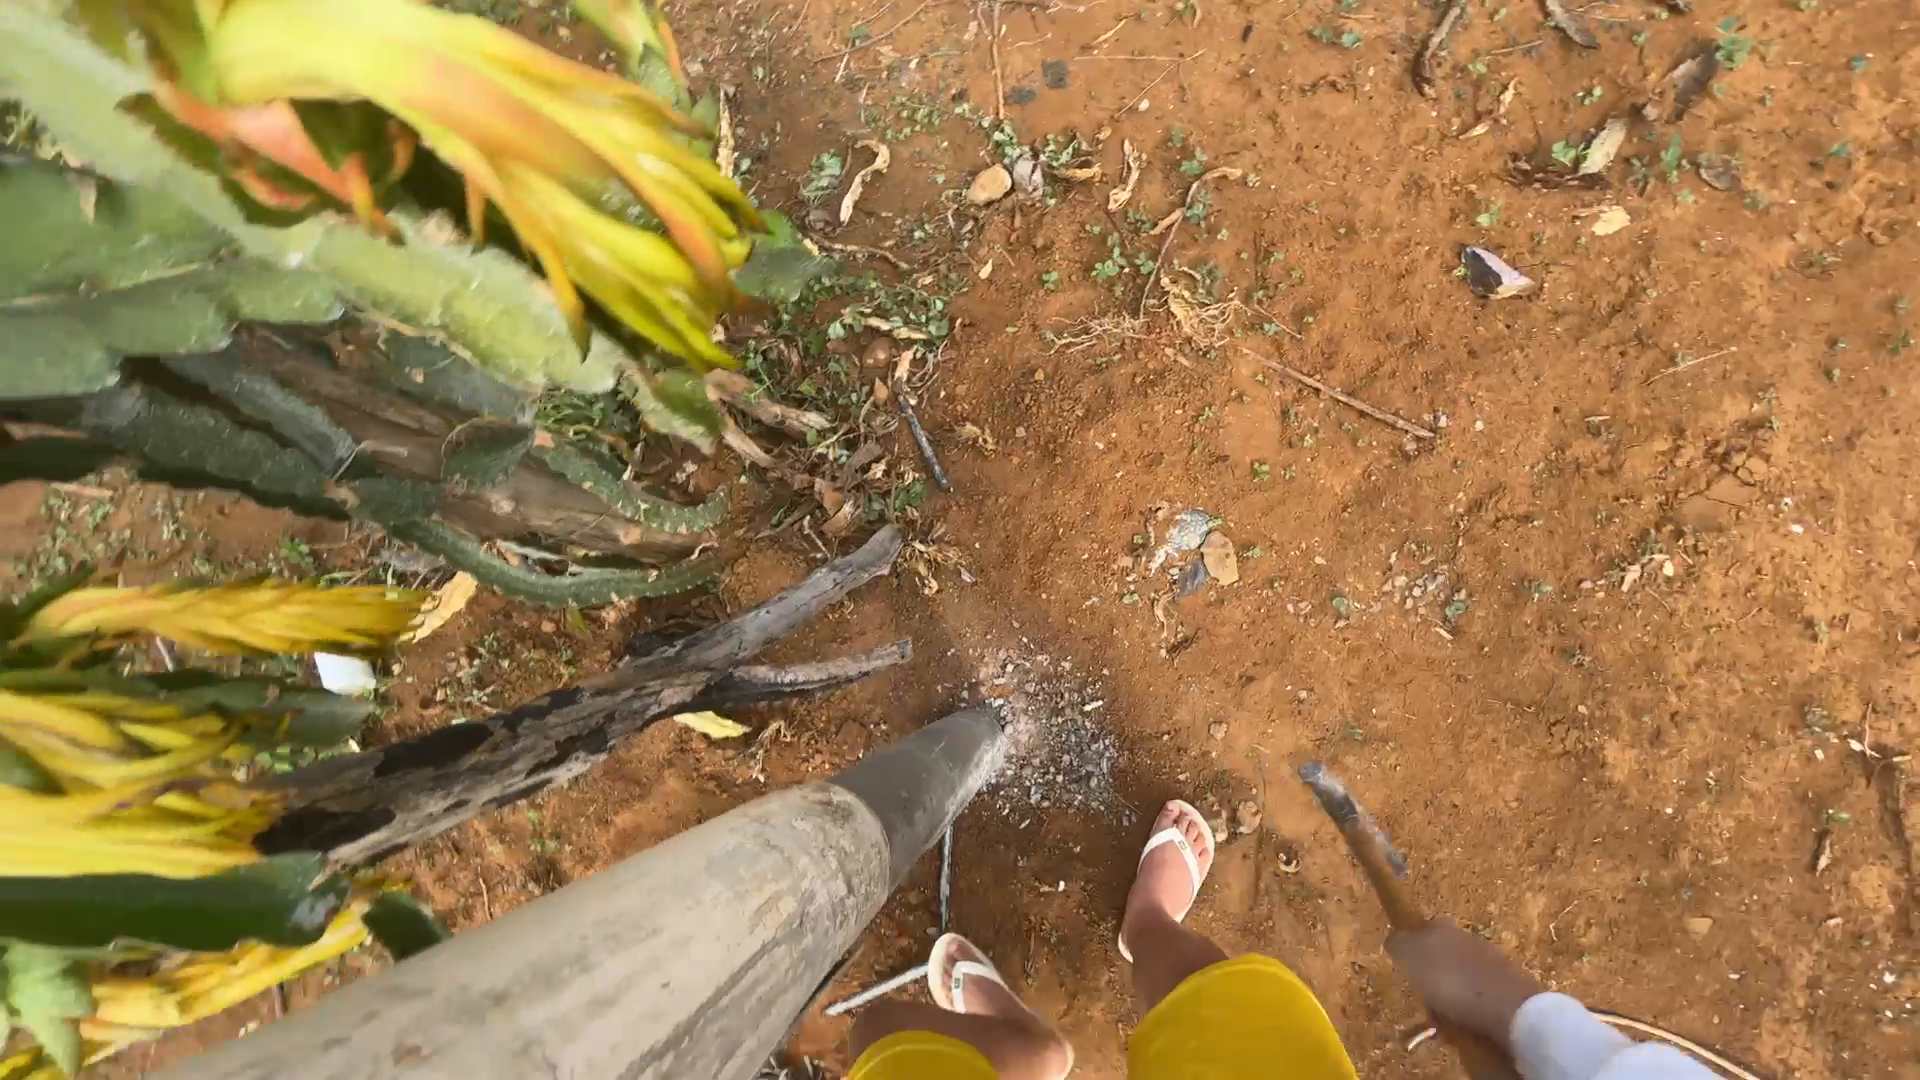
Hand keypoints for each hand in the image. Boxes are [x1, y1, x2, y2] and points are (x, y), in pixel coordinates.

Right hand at [1386, 922, 1544, 1048]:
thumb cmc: (1452, 981)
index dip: (1410, 948)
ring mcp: (1492, 959)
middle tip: (1425, 994)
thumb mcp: (1410, 958)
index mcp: (1439, 925)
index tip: (1405, 969)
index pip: (1418, 930)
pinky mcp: (1512, 984)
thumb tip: (1392, 939)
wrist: (1512, 1009)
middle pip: (1442, 951)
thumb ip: (1398, 943)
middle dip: (1433, 969)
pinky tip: (1471, 1017)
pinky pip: (1484, 990)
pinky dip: (1475, 1001)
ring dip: (1455, 987)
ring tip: (1448, 1013)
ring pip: (1463, 971)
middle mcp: (1465, 935)